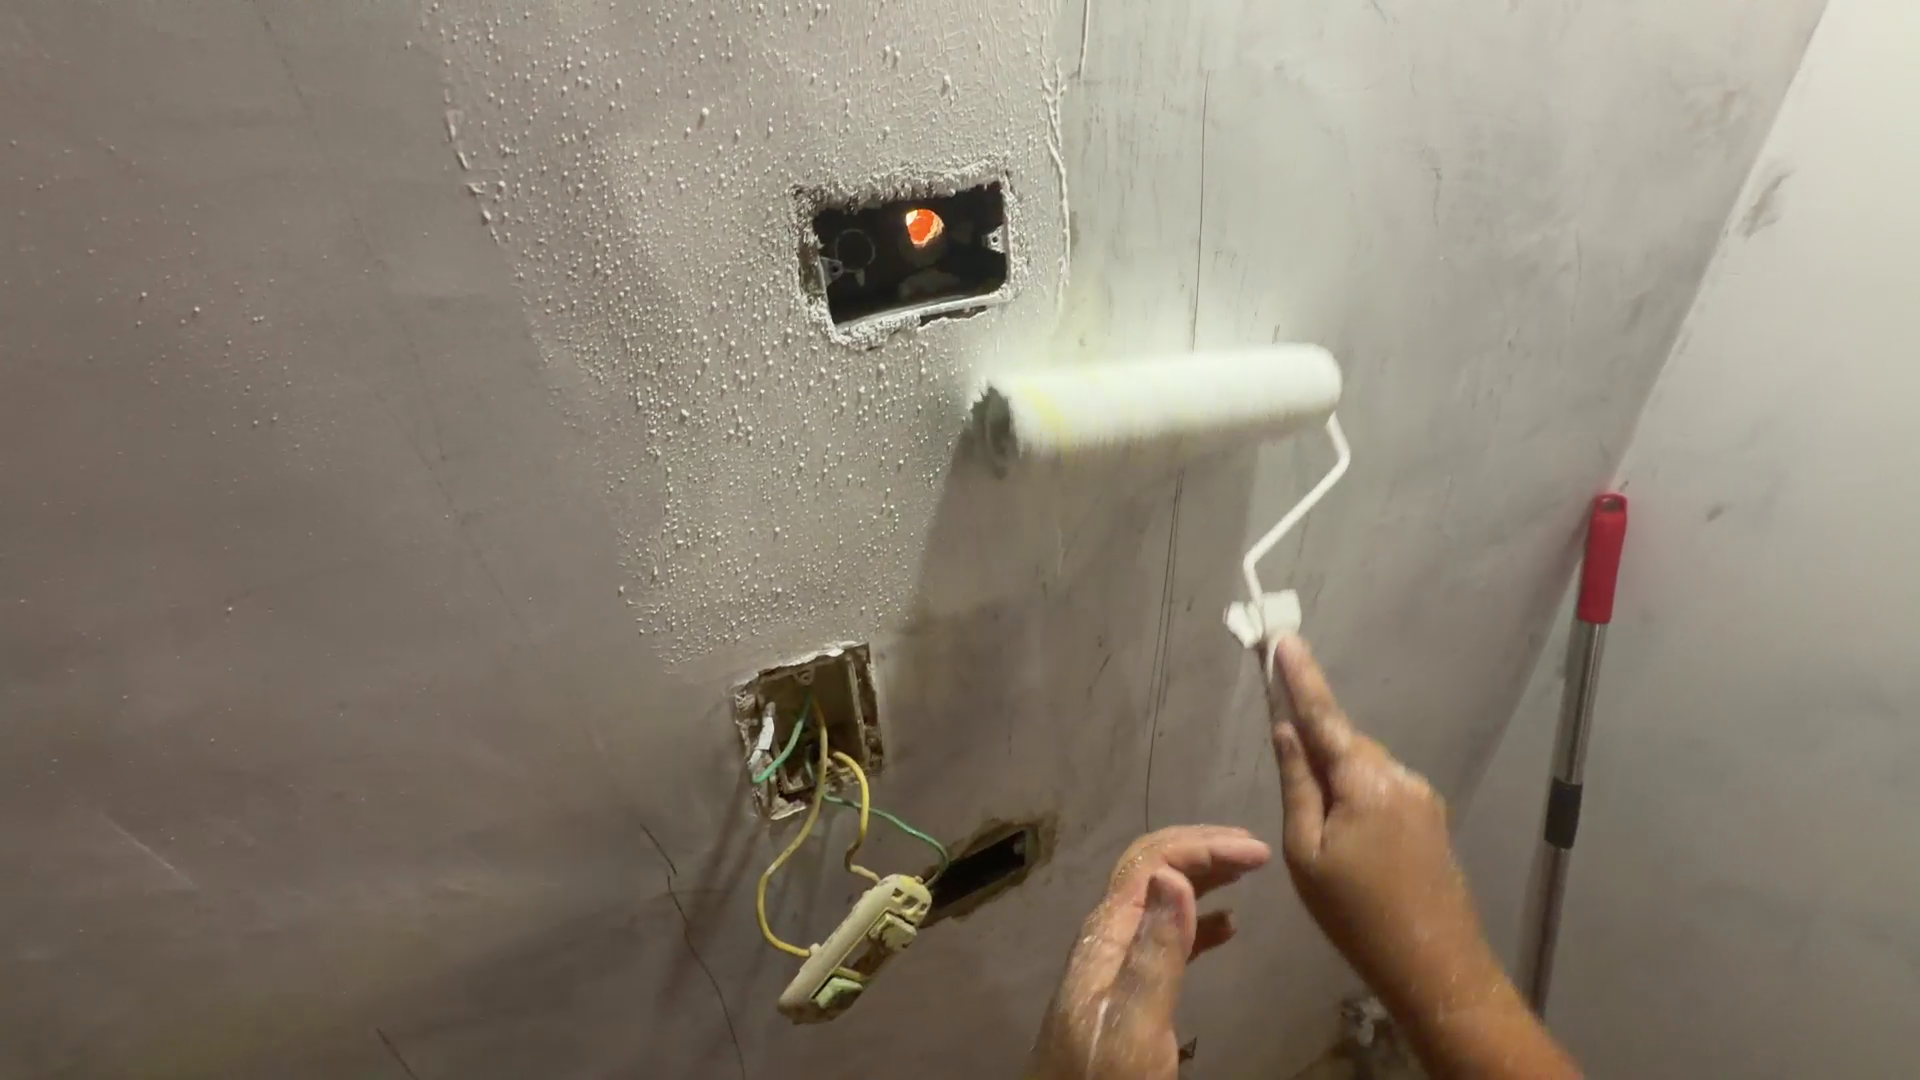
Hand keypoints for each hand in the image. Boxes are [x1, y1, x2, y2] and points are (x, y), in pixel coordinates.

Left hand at [1027, 826, 1270, 1079]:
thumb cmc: (1102, 1077)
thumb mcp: (1135, 1021)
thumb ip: (1154, 951)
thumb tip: (1172, 874)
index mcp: (1108, 929)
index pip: (1152, 862)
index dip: (1202, 846)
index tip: (1255, 851)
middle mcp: (1110, 931)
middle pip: (1154, 868)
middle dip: (1202, 849)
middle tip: (1254, 849)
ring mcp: (1119, 956)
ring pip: (1162, 896)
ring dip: (1203, 876)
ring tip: (1246, 871)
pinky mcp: (1130, 984)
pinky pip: (1167, 934)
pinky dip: (1199, 919)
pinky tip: (1229, 925)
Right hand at [1265, 636, 1508, 1021]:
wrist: (1436, 970)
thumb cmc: (1355, 913)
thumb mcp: (1304, 851)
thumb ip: (1296, 782)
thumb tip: (1285, 730)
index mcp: (1365, 781)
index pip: (1323, 715)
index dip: (1299, 675)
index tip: (1283, 636)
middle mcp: (1398, 776)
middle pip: (1342, 740)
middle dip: (1311, 743)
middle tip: (1289, 783)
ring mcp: (1420, 796)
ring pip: (1359, 764)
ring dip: (1332, 776)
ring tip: (1320, 832)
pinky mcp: (1428, 816)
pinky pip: (1378, 785)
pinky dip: (1353, 792)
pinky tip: (1346, 837)